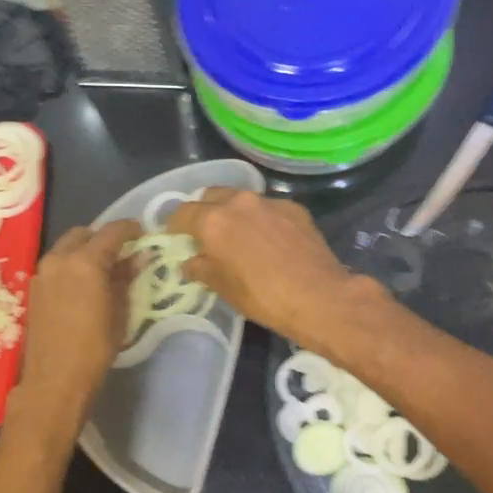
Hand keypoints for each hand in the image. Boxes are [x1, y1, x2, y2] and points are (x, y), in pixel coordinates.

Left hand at [13, 219, 141, 419]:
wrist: (54, 379)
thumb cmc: (94, 349)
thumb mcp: (119, 313)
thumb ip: (126, 280)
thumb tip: (138, 257)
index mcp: (84, 262)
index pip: (111, 232)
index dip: (130, 229)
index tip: (142, 234)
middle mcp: (59, 259)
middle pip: (83, 234)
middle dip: (103, 238)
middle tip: (121, 253)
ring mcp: (42, 272)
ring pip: (66, 248)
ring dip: (85, 251)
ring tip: (103, 270)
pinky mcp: (34, 288)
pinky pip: (56, 264)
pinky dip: (71, 265)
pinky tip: (84, 285)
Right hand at [167, 188, 383, 346]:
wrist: (318, 297)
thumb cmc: (261, 297)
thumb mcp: (222, 288)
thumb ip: (200, 268)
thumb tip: (190, 262)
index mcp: (213, 221)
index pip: (182, 213)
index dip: (174, 226)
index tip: (175, 237)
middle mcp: (239, 203)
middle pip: (211, 196)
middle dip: (203, 211)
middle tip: (205, 234)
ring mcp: (269, 202)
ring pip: (241, 199)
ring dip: (233, 213)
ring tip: (238, 235)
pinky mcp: (294, 208)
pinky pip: (268, 208)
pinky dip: (261, 219)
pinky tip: (269, 240)